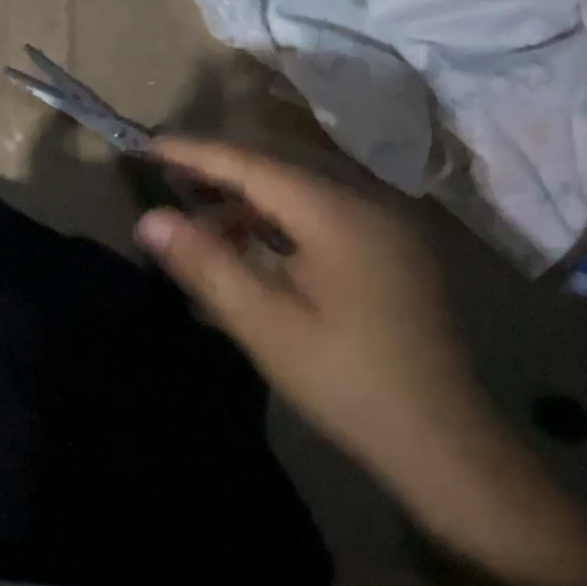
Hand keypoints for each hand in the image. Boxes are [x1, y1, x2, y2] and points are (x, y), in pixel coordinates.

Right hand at [132, 138, 486, 472]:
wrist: (441, 439)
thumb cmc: (344, 379)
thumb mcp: (263, 324)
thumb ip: (206, 264)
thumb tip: (149, 219)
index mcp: (339, 218)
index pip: (254, 166)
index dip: (196, 153)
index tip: (145, 146)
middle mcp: (368, 208)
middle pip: (279, 170)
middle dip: (218, 170)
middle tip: (162, 176)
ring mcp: (385, 231)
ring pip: (300, 194)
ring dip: (245, 200)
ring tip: (196, 220)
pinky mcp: (390, 255)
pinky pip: (320, 217)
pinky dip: (274, 221)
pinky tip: (247, 246)